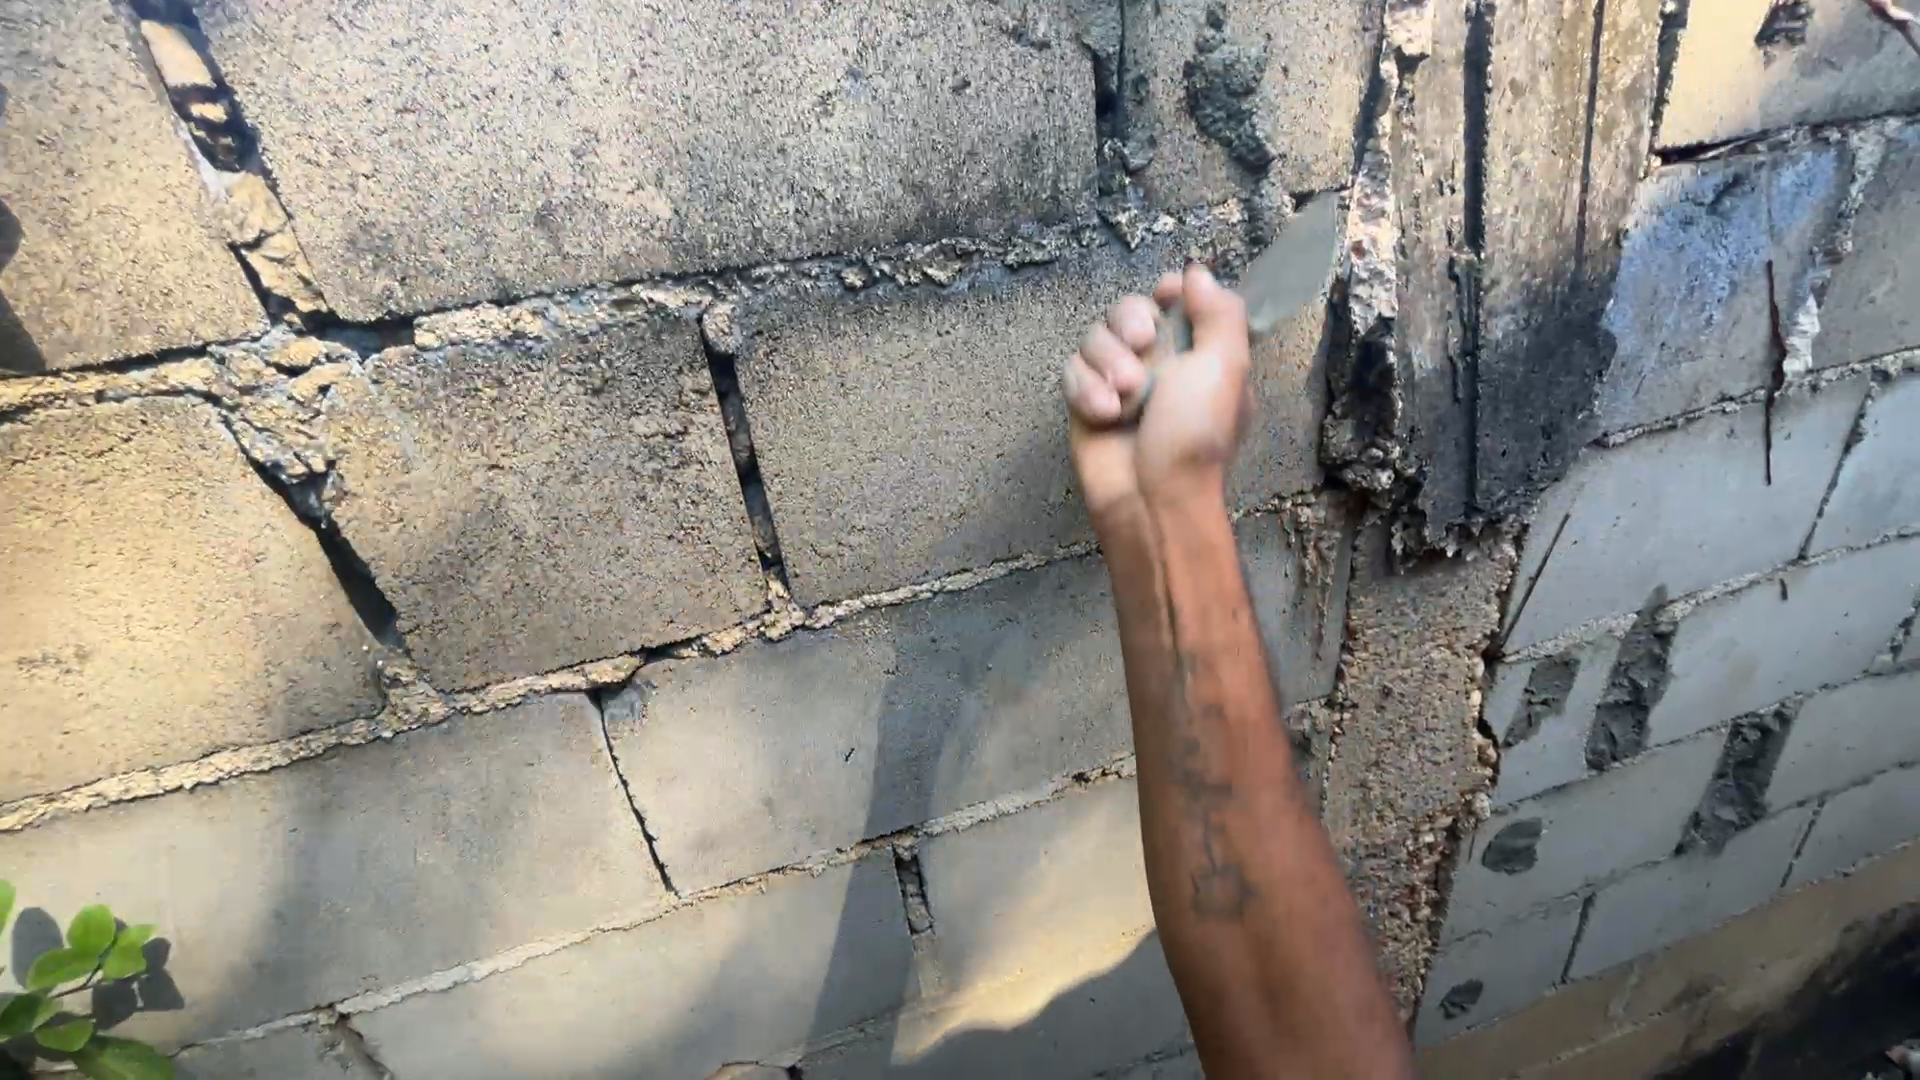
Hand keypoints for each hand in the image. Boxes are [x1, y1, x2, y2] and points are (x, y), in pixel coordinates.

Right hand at [1062, 264, 1252, 522]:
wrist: (1151, 496)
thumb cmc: (1195, 434)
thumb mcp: (1226, 367)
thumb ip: (1218, 312)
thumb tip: (1195, 273)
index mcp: (1197, 352)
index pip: (1176, 300)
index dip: (1167, 292)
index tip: (1166, 296)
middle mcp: (1156, 362)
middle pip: (1127, 309)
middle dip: (1129, 321)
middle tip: (1141, 344)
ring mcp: (1117, 382)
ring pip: (1094, 338)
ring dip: (1107, 362)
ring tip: (1125, 398)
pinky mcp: (1084, 402)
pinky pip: (1072, 371)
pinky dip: (1086, 390)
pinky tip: (1104, 415)